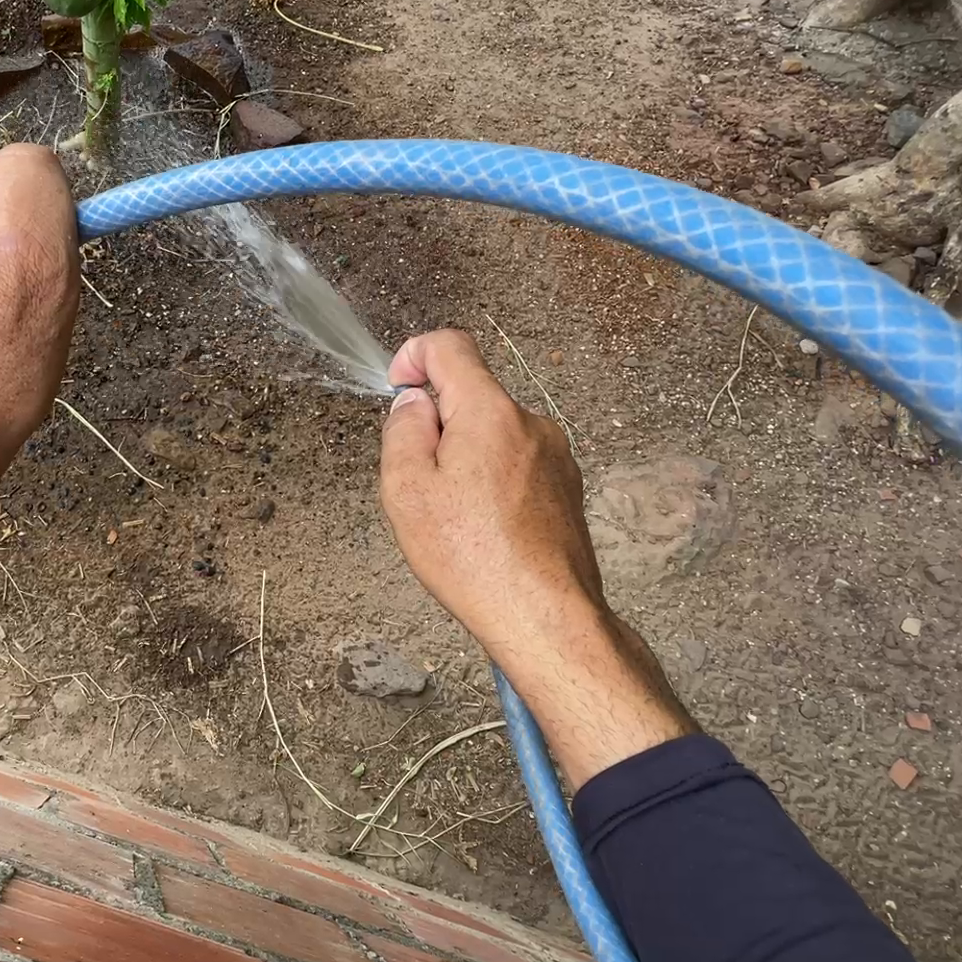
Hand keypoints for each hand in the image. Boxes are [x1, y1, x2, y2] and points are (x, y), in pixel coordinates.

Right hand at [381, 330, 695, 786]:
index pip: (450, 345)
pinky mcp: (564, 485)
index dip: (413, 355)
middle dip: (435, 419)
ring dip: (462, 451)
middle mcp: (530, 422)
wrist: (544, 616)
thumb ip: (403, 430)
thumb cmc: (470, 555)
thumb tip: (414, 404)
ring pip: (491, 429)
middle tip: (417, 477)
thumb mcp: (407, 489)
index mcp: (489, 412)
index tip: (397, 391)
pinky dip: (488, 474)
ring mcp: (554, 454)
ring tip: (449, 512)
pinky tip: (479, 525)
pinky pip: (514, 458)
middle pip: (470, 391)